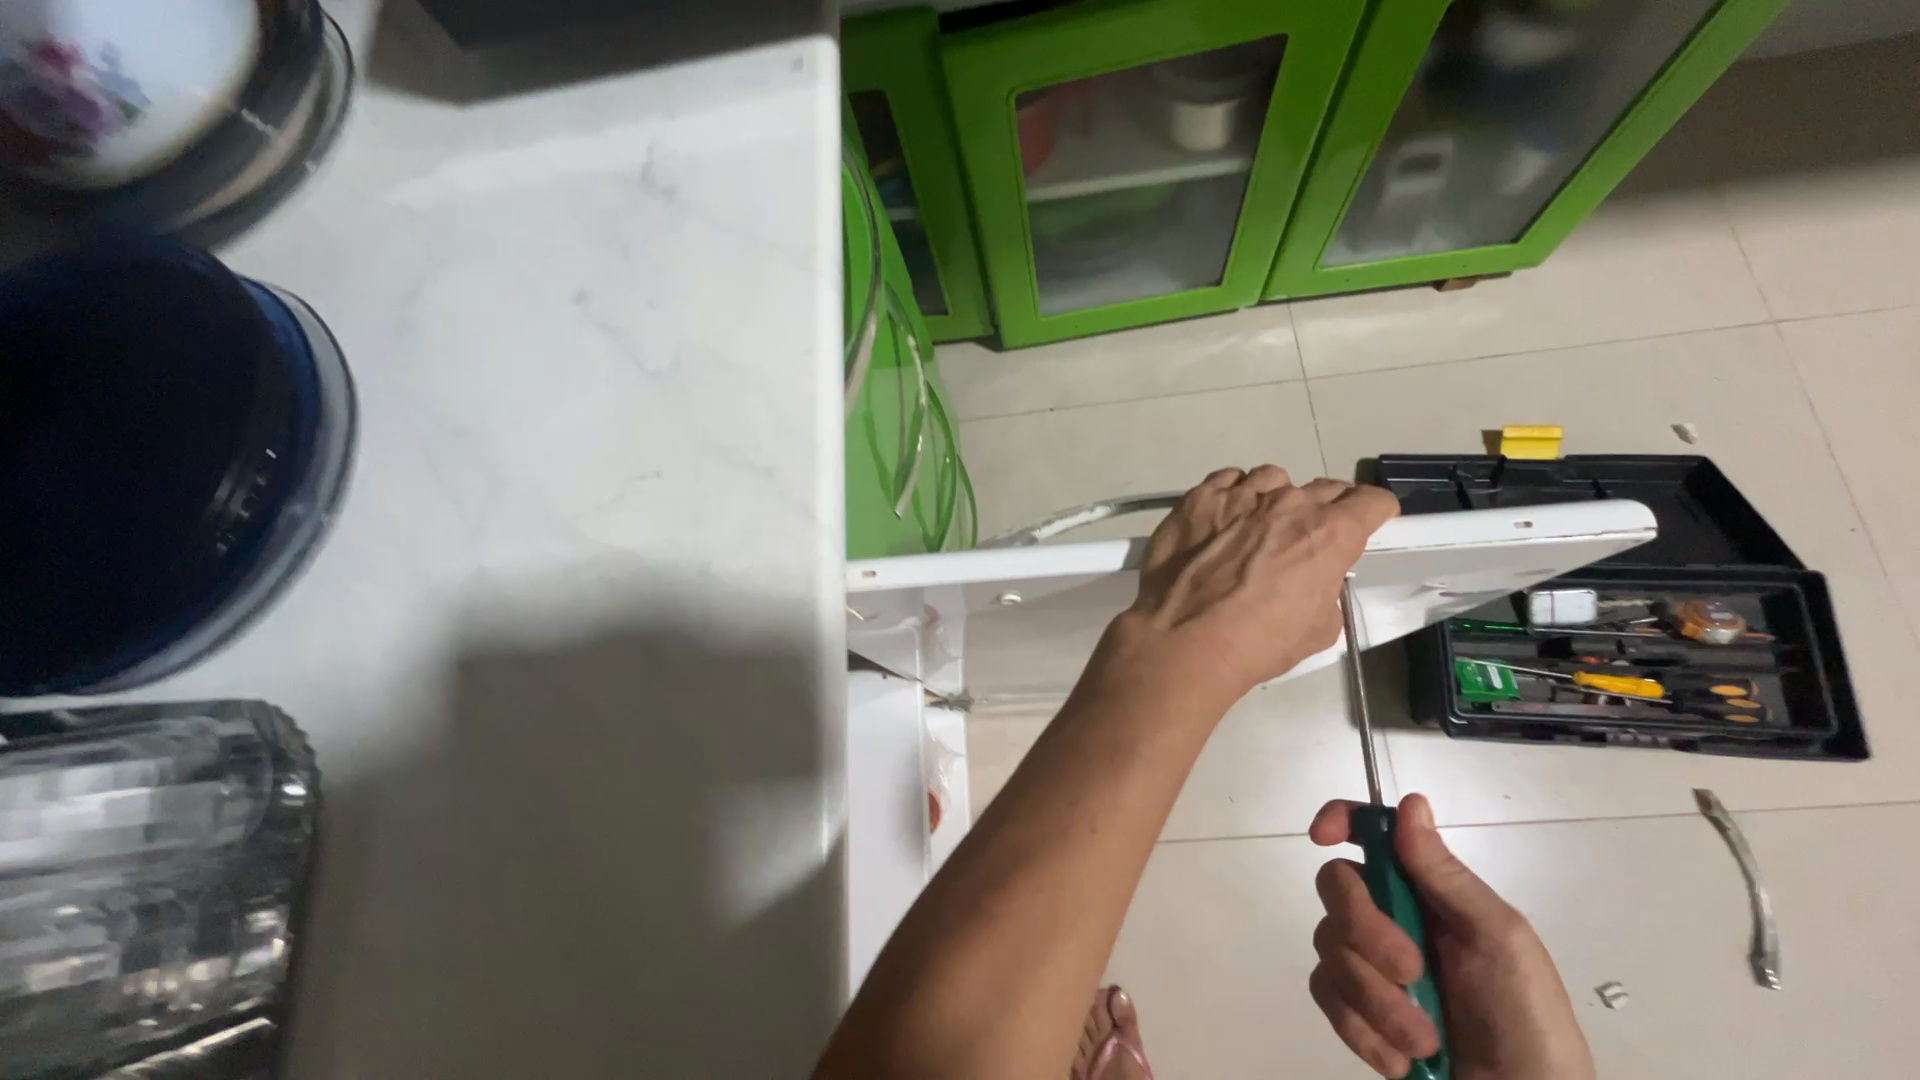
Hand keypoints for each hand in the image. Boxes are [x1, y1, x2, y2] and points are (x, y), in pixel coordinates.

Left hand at [1098, 466, 1398, 702]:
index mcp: (1331, 533)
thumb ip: (1327, 590)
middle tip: (1309, 535)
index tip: (1364, 524)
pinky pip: (1226, 479)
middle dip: (1326, 508)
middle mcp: (1290, 504)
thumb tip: (1316, 581)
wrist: (1186, 639)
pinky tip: (1225, 516)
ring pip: (1273, 478)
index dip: (1373, 513)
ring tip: (1261, 523)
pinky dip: (1233, 493)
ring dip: (1276, 496)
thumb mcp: (1320, 629)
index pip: (1372, 501)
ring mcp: (1241, 495)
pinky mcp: (1199, 498)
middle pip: (1325, 488)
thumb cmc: (1259, 642)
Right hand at [1307, 795, 1594, 1079]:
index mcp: (1427, 891)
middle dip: (1366, 930)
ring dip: (1376, 998)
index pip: (1371, 833)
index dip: (1341, 819)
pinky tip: (1403, 1057)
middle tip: (1412, 971)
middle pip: (1335, 886)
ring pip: (1329, 947)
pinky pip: (1327, 997)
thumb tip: (1411, 801)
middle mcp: (1389, 915)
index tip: (1324, 836)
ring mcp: (1367, 962)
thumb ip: (1447, 876)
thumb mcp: (1502, 942)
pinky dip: (1364, 1030)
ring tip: (1423, 1037)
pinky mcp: (1354, 1009)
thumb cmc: (1526, 1020)